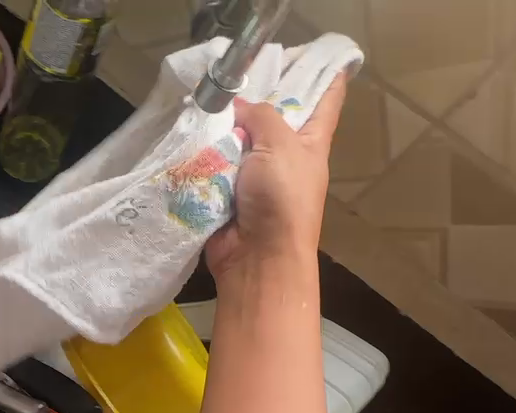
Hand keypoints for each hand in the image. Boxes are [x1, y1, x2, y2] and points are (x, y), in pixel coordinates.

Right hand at [203, 74, 347, 278]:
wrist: (256, 256)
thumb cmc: (282, 198)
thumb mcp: (279, 146)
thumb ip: (261, 116)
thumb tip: (237, 105)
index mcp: (311, 141)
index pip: (325, 100)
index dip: (320, 75)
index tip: (305, 53)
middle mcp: (284, 158)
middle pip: (270, 119)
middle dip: (254, 101)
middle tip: (233, 77)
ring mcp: (253, 179)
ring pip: (236, 144)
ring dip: (221, 132)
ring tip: (203, 108)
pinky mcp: (225, 198)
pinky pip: (212, 171)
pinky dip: (202, 161)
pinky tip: (190, 142)